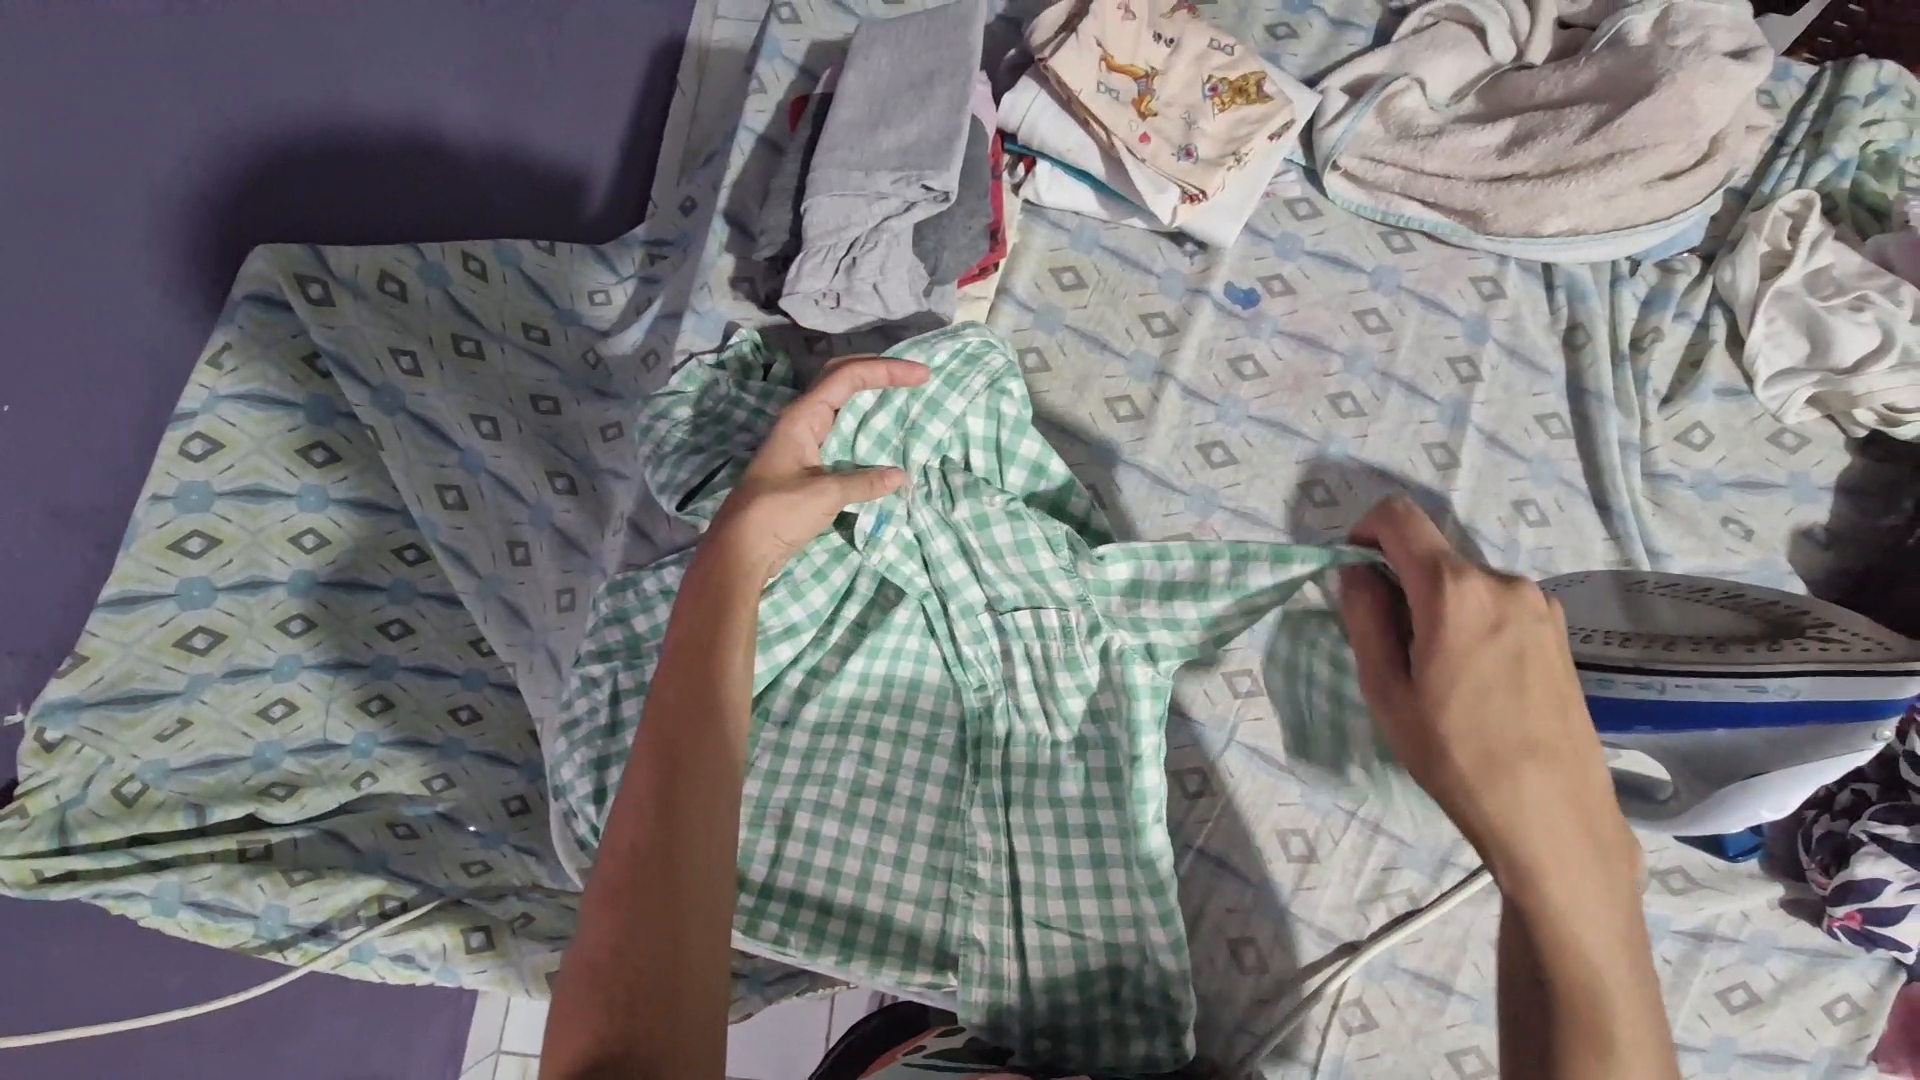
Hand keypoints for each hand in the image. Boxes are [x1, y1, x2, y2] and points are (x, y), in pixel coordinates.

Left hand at [703, 355, 929, 582]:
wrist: (742, 547)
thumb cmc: (777, 512)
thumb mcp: (826, 495)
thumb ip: (864, 482)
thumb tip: (899, 476)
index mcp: (802, 417)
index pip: (847, 377)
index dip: (886, 370)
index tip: (921, 375)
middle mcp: (802, 421)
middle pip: (841, 380)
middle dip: (877, 372)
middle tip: (912, 377)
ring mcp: (803, 443)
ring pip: (841, 407)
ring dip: (871, 400)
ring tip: (904, 402)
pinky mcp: (807, 466)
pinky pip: (841, 436)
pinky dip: (864, 431)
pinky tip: (882, 441)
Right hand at [1336, 497, 1638, 891]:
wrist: (1551, 815)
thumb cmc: (1453, 753)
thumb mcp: (1384, 687)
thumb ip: (1363, 615)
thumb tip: (1356, 572)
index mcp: (1455, 590)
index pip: (1398, 516)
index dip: (1362, 531)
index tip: (1352, 575)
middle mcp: (1504, 581)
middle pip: (1430, 552)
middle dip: (1396, 580)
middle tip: (1387, 642)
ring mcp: (1539, 603)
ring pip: (1461, 579)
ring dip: (1431, 602)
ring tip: (1430, 668)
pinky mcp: (1558, 628)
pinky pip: (1492, 601)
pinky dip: (1464, 617)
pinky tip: (1468, 674)